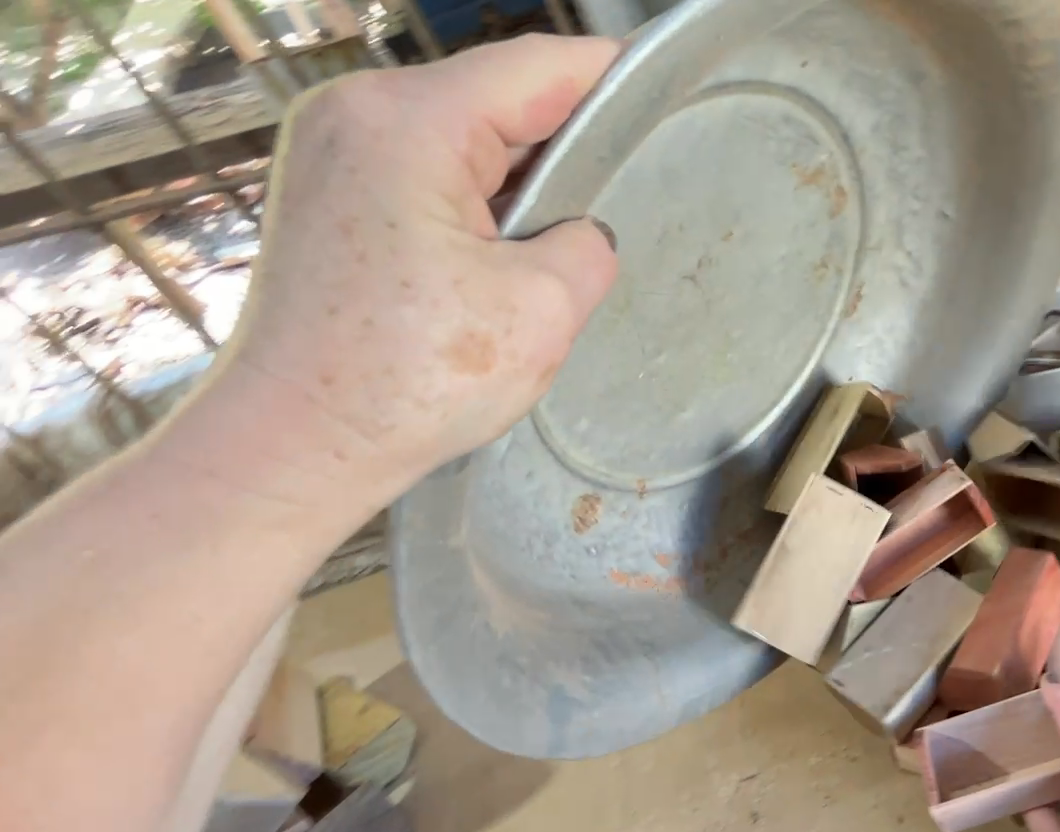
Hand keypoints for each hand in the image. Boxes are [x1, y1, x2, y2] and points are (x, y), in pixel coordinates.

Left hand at [203, 35, 621, 515]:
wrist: (302, 440)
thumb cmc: (417, 377)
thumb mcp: (543, 309)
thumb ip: (587, 248)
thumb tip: (583, 233)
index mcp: (409, 125)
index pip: (534, 69)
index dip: (607, 73)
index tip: (663, 83)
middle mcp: (358, 118)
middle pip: (496, 99)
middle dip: (571, 135)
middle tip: (636, 176)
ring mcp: (337, 155)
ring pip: (466, 139)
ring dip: (529, 177)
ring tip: (583, 224)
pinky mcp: (336, 198)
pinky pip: (434, 174)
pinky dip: (488, 200)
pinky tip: (520, 247)